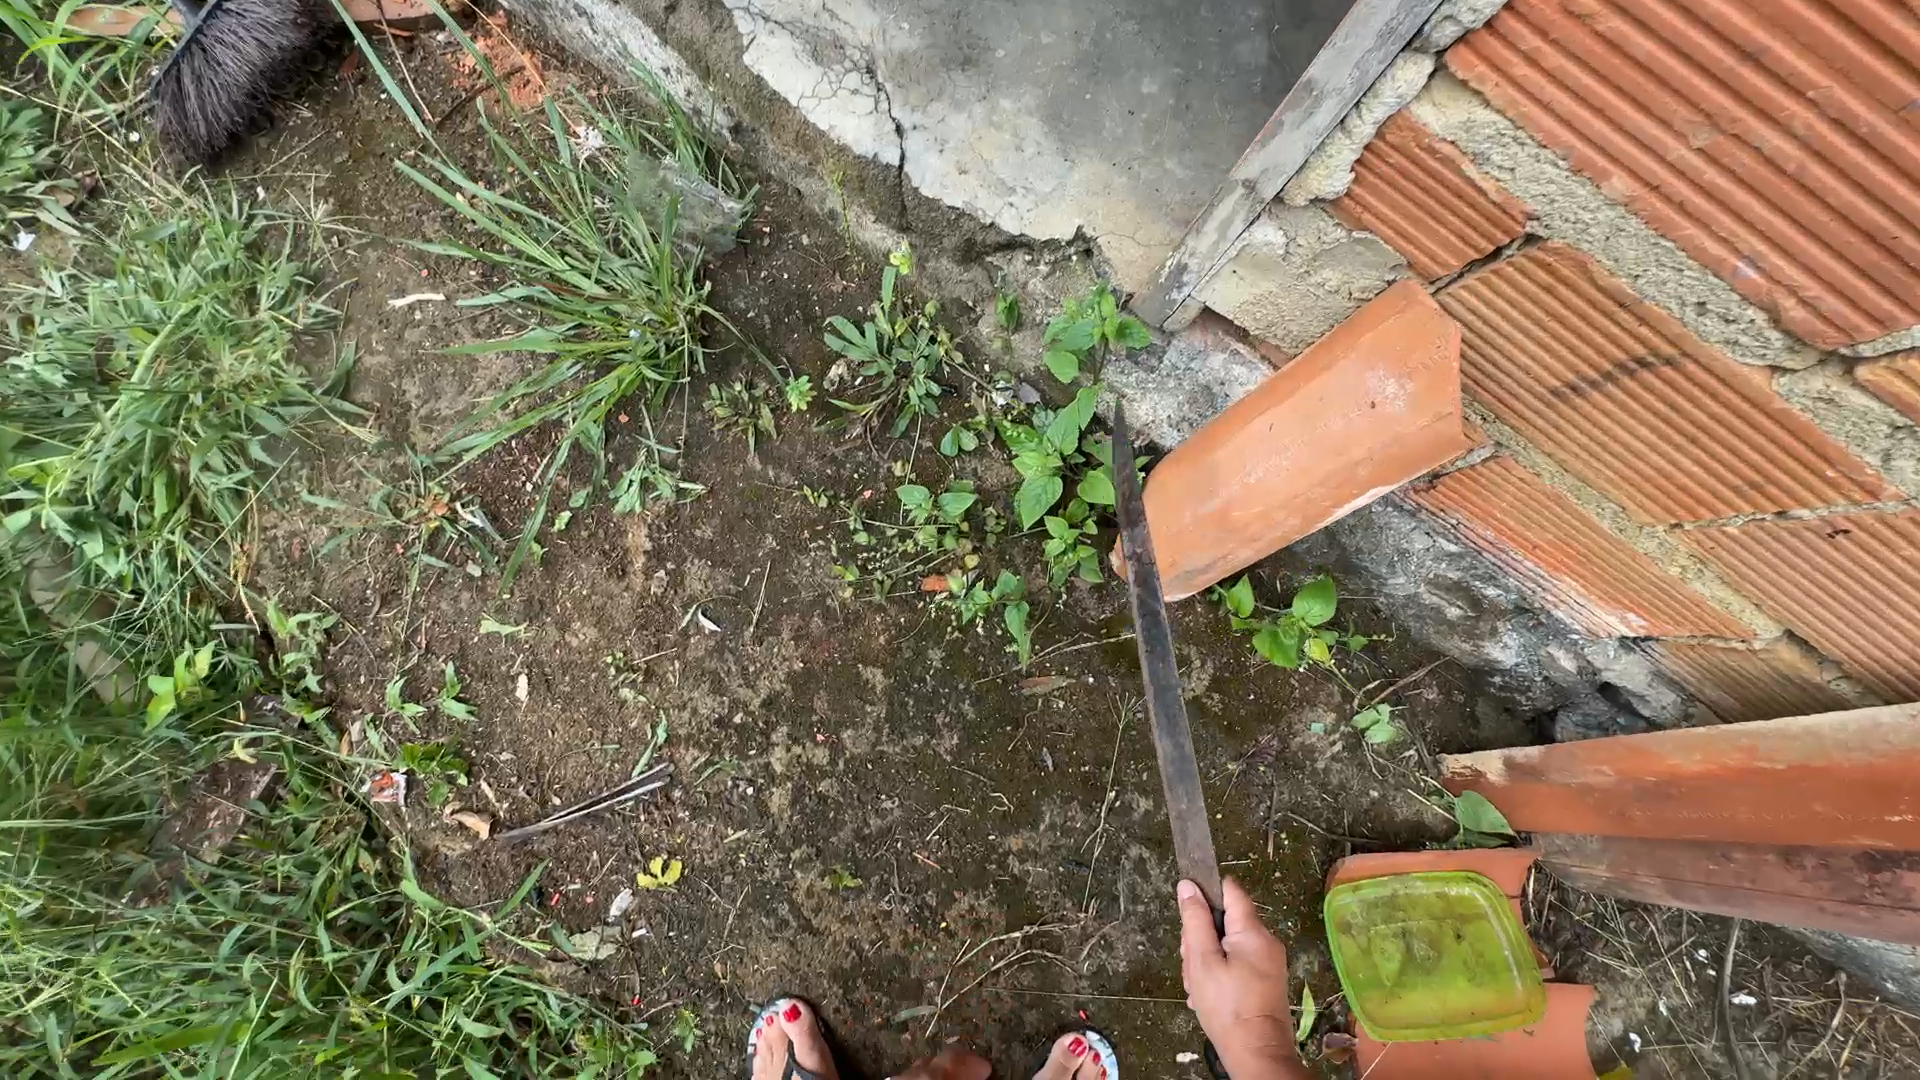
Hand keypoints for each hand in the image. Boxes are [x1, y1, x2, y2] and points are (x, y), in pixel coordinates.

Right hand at [1177, 877, 1306, 1079]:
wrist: (1258, 1057)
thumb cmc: (1227, 1007)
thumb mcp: (1202, 960)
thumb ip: (1195, 919)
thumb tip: (1188, 885)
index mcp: (1252, 931)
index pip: (1229, 889)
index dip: (1205, 893)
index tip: (1189, 915)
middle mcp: (1266, 941)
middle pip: (1225, 918)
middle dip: (1201, 935)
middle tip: (1191, 961)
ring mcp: (1268, 962)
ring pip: (1227, 942)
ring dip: (1207, 957)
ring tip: (1198, 983)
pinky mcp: (1266, 980)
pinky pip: (1237, 961)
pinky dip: (1219, 971)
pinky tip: (1207, 992)